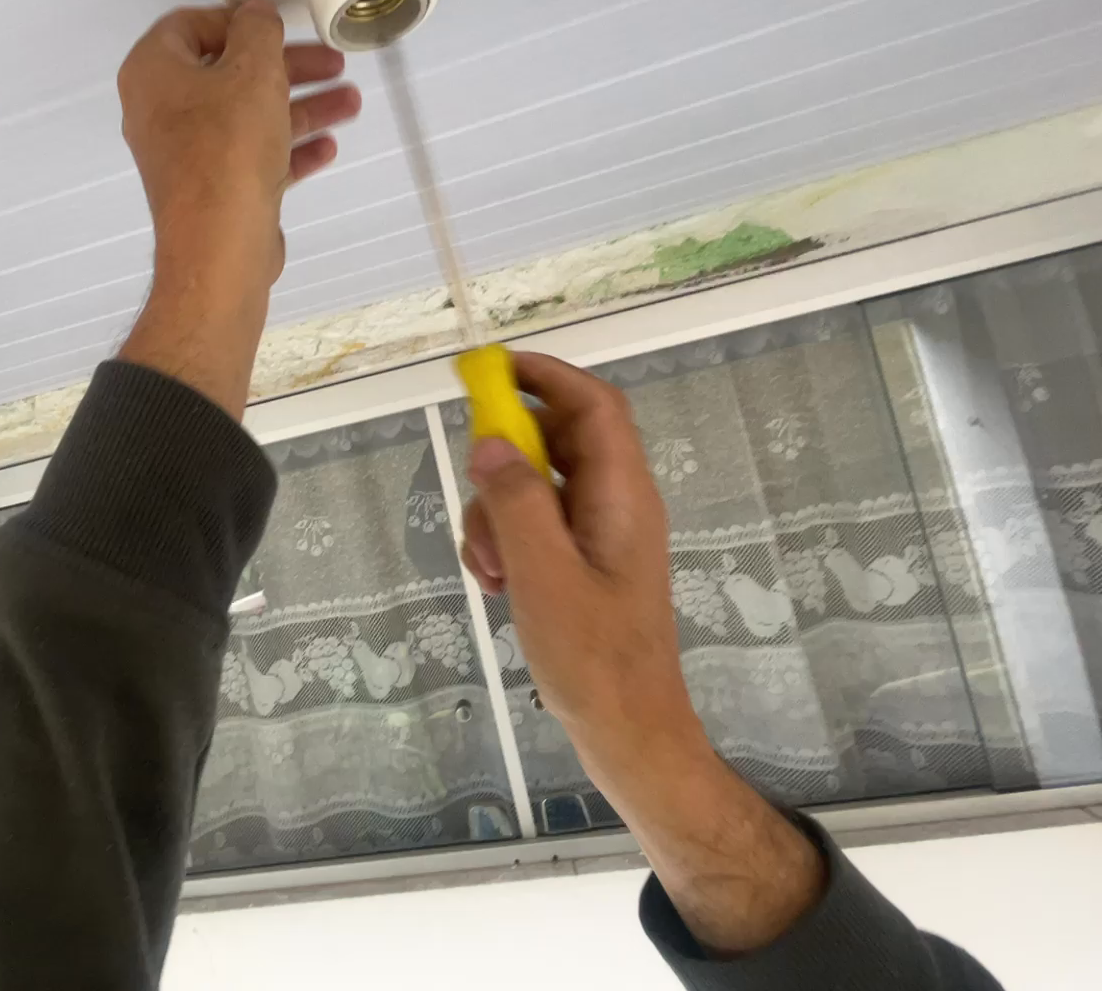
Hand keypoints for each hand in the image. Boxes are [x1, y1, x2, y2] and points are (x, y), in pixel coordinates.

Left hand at [117, 0, 358, 287]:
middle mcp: (164, 114)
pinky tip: (326, 148)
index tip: (282, 29)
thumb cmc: (227, 150)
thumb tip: (256, 16)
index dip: (242, 21)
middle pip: (231, 76)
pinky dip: (288, 150)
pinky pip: (253, 160)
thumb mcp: (252, 71)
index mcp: (154, 73)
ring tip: (349, 104)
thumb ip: (259, 31)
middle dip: (289, 69)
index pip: (193, 26)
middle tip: (334, 64)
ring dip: (301, 109)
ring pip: (249, 120)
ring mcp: (189, 158)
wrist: (219, 248)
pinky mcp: (215, 193)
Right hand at [460, 351, 697, 753]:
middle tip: (475, 490)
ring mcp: (595, 533)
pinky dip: (505, 542)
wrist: (627, 731)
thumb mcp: (545, 577)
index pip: (591, 404)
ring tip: (491, 567)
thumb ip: (517, 503)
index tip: (489, 370)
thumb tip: (490, 442)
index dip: (545, 375)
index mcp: (621, 494)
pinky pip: (533, 525)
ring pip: (534, 486)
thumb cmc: (594, 659)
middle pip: (555, 442)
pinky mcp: (578, 560)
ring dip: (497, 513)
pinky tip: (497, 582)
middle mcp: (613, 502)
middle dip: (505, 462)